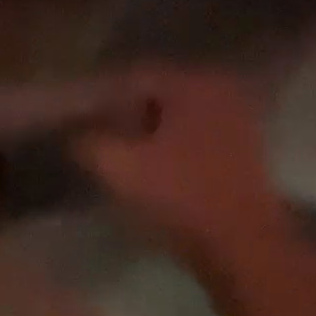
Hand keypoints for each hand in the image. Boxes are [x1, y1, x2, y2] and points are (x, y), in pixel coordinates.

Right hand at [75, 68, 296, 260]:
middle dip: (122, 114)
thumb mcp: (117, 167)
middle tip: (90, 137)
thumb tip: (73, 133)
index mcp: (193, 84)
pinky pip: (192, 132)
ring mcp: (239, 116)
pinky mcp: (242, 144)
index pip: (133, 77)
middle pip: (156, 94)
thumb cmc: (176, 194)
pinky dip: (167, 143)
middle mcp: (221, 89)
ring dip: (144, 131)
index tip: (73, 119)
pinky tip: (147, 164)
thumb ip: (88, 142)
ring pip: (175, 115)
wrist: (236, 238)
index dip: (98, 98)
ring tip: (114, 153)